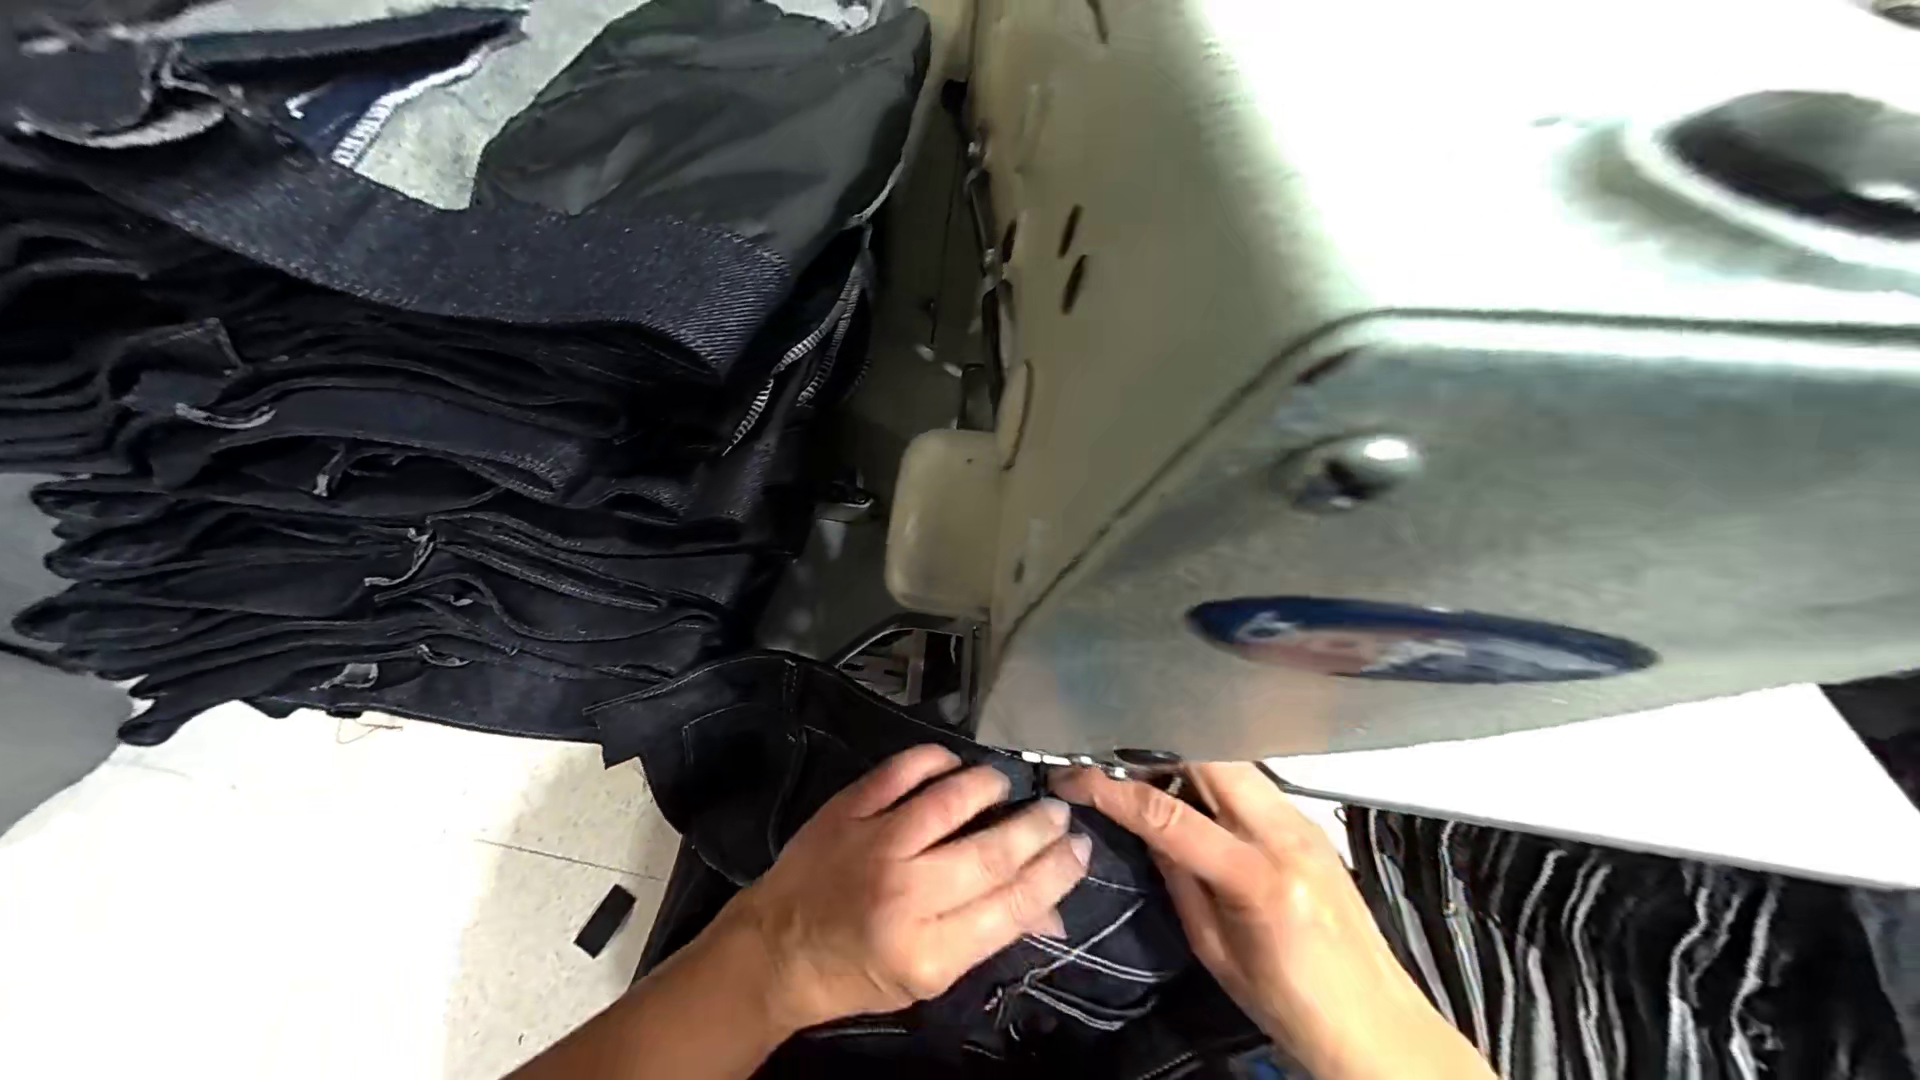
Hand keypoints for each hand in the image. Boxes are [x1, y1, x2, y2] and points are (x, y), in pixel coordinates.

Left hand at [715, 745, 1092, 1031]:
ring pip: (951, 801)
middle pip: (991, 853)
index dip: (1055, 872)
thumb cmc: (858, 970)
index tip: (1080, 847)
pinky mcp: (849, 809)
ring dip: (989, 787)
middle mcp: (906, 894)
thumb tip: (1054, 910)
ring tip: (1007, 785)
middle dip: (1037, 828)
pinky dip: (934, 759)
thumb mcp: (929, 978)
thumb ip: (990, 937)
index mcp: (930, 950)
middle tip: (1058, 811)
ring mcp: (875, 843)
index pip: (1012, 905)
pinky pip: (902, 770)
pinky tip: (953, 763)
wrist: (777, 949)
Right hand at [1052, 764, 1492, 1079]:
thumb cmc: (1292, 1005)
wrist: (1384, 1029)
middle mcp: (1286, 834)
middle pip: (1206, 757)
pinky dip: (1208, 773)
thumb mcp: (1213, 948)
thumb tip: (1141, 823)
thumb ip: (1175, 875)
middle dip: (1150, 748)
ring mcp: (1304, 820)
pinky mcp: (1309, 820)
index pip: (1167, 813)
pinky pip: (1247, 778)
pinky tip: (1188, 792)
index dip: (1110, 789)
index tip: (1073, 777)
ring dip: (1178, 756)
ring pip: (1228, 758)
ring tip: (1141, 772)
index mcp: (1258, 879)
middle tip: (1110, 761)